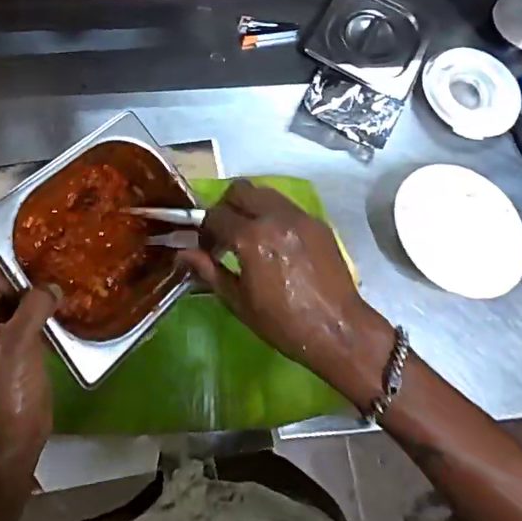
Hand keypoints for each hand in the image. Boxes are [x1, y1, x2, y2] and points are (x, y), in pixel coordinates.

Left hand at [0, 247, 57, 482]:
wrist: (13, 445)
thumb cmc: (5, 398)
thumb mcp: (15, 348)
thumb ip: (31, 309)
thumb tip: (52, 284)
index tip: (27, 223)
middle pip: (3, 276)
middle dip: (26, 258)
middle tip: (59, 235)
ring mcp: (5, 332)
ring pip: (22, 293)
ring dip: (41, 279)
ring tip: (69, 255)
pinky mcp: (25, 344)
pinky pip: (36, 312)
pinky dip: (50, 300)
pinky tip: (73, 289)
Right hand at [180, 180, 395, 408]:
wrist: (338, 329)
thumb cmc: (283, 323)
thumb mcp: (239, 301)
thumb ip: (209, 271)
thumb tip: (183, 253)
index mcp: (251, 237)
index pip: (216, 215)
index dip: (205, 230)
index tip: (206, 248)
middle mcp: (275, 217)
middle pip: (239, 190)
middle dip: (225, 207)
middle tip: (225, 234)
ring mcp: (299, 216)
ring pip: (264, 193)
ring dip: (250, 206)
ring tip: (250, 235)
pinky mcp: (317, 222)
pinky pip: (286, 206)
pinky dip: (273, 215)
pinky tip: (275, 242)